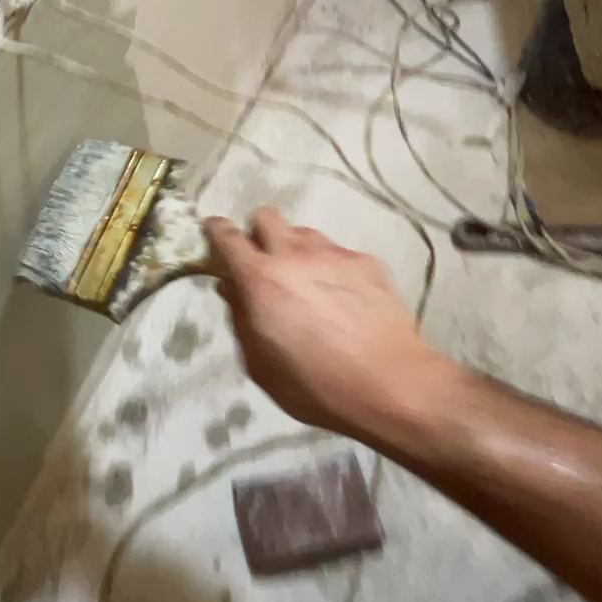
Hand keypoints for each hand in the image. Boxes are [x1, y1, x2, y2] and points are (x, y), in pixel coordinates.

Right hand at [205, 208, 442, 438]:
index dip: (215, 229)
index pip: (228, 237)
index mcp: (260, 279)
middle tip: (263, 260)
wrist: (390, 384)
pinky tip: (342, 296)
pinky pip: (337, 252)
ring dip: (295, 248)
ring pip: (303, 232)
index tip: (211, 229)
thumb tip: (232, 288)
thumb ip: (240, 320)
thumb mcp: (261, 365)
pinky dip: (330, 266)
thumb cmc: (315, 385)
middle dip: (258, 232)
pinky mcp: (366, 262)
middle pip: (265, 216)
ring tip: (306, 280)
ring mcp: (333, 253)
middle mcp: (294, 254)